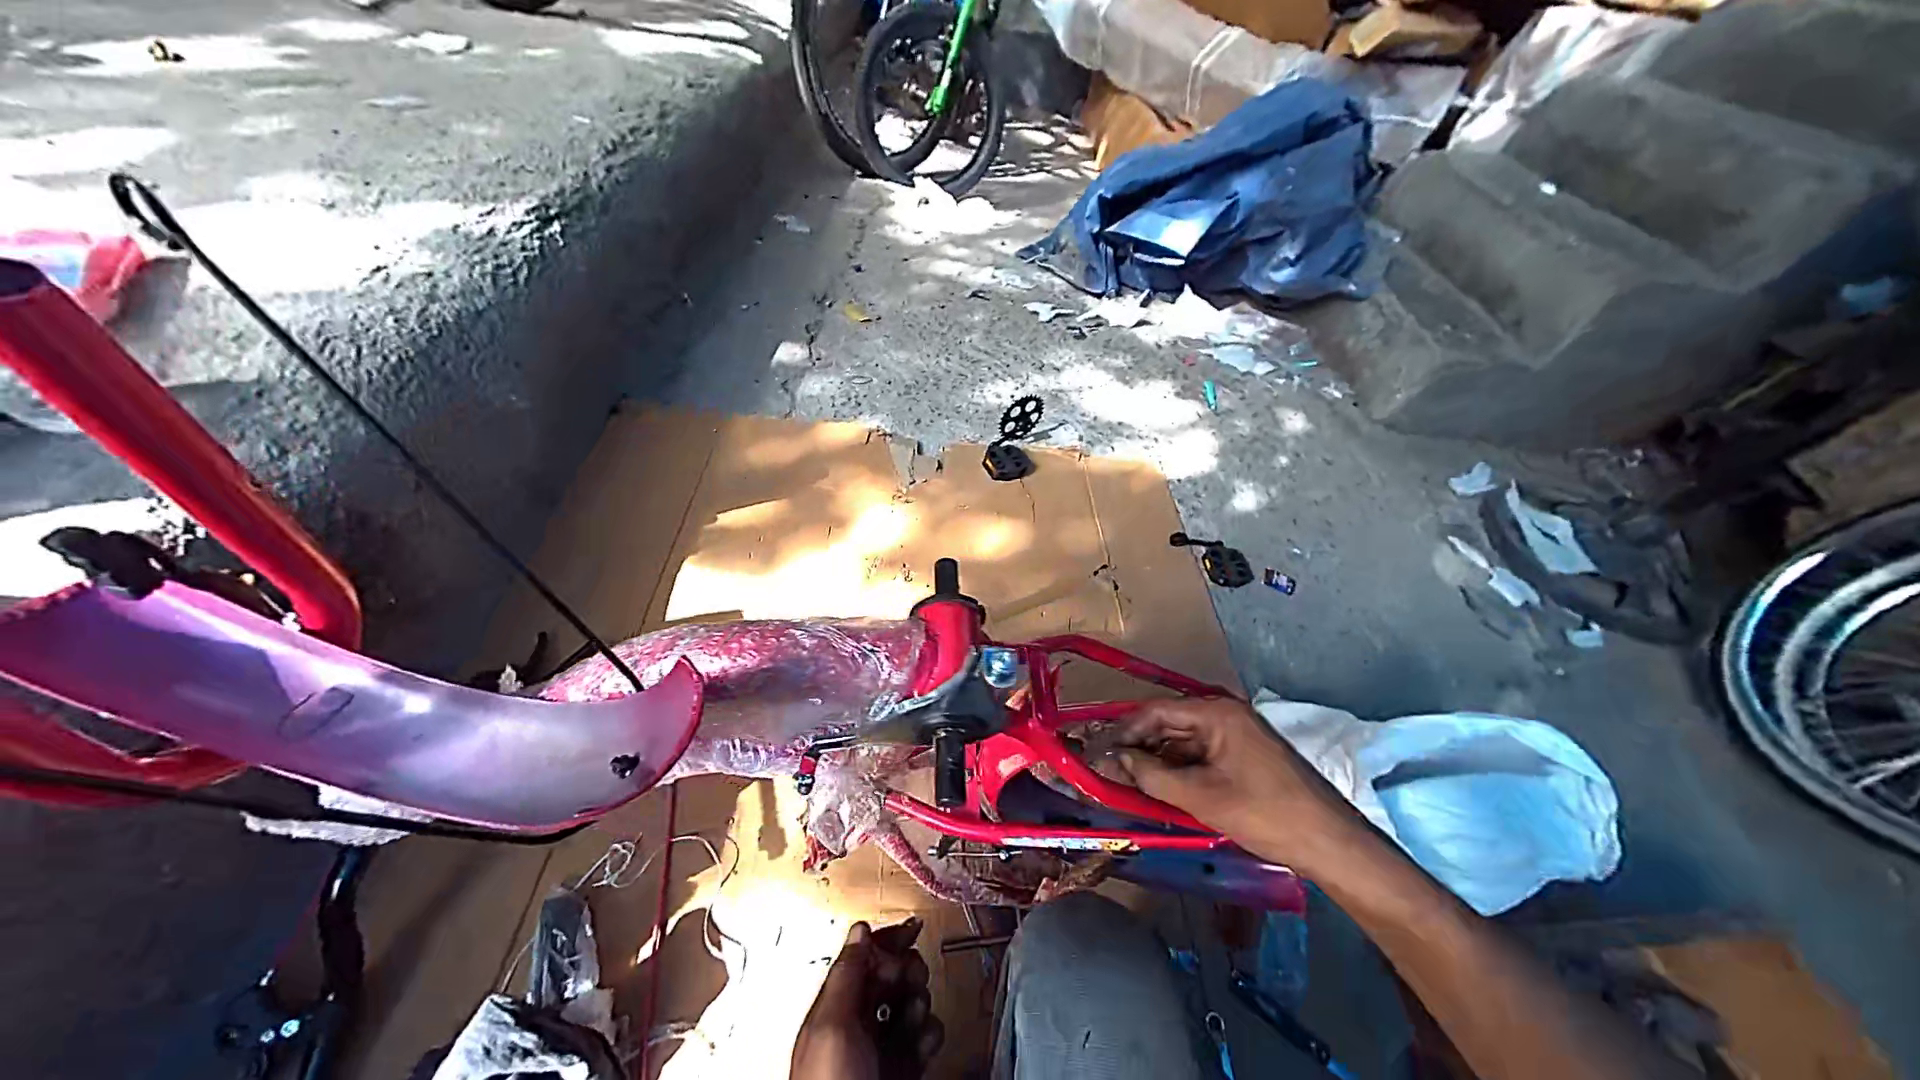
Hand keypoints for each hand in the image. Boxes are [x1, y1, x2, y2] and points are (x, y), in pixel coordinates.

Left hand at [791, 919, 944, 1079]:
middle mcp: (857, 1024)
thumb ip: (847, 973)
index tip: (910, 931)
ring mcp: (882, 1048)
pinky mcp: (904, 1070)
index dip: (887, 941)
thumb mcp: (832, 1025)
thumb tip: (860, 929)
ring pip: (911, 1004)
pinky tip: (926, 1042)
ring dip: (921, 1002)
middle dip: (908, 971)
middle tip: (911, 980)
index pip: (863, 956)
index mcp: (834, 1006)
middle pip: (892, 977)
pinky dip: (930, 1034)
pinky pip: (924, 1039)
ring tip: (917, 1015)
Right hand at [1116, 697, 1371, 872]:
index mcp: (1217, 713)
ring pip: (1181, 741)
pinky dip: (1177, 769)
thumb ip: (1150, 775)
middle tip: (1106, 768)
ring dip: (1155, 759)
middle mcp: (1225, 715)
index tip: (1097, 750)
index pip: (1156, 711)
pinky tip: (1158, 787)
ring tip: (1126, 781)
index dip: (1123, 730)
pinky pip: (1199, 755)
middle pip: (1168, 724)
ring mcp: (1236, 735)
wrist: (1329, 843)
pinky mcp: (1242, 756)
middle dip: (1136, 746)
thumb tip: (1112, 760)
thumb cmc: (1264, 814)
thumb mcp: (1200, 796)